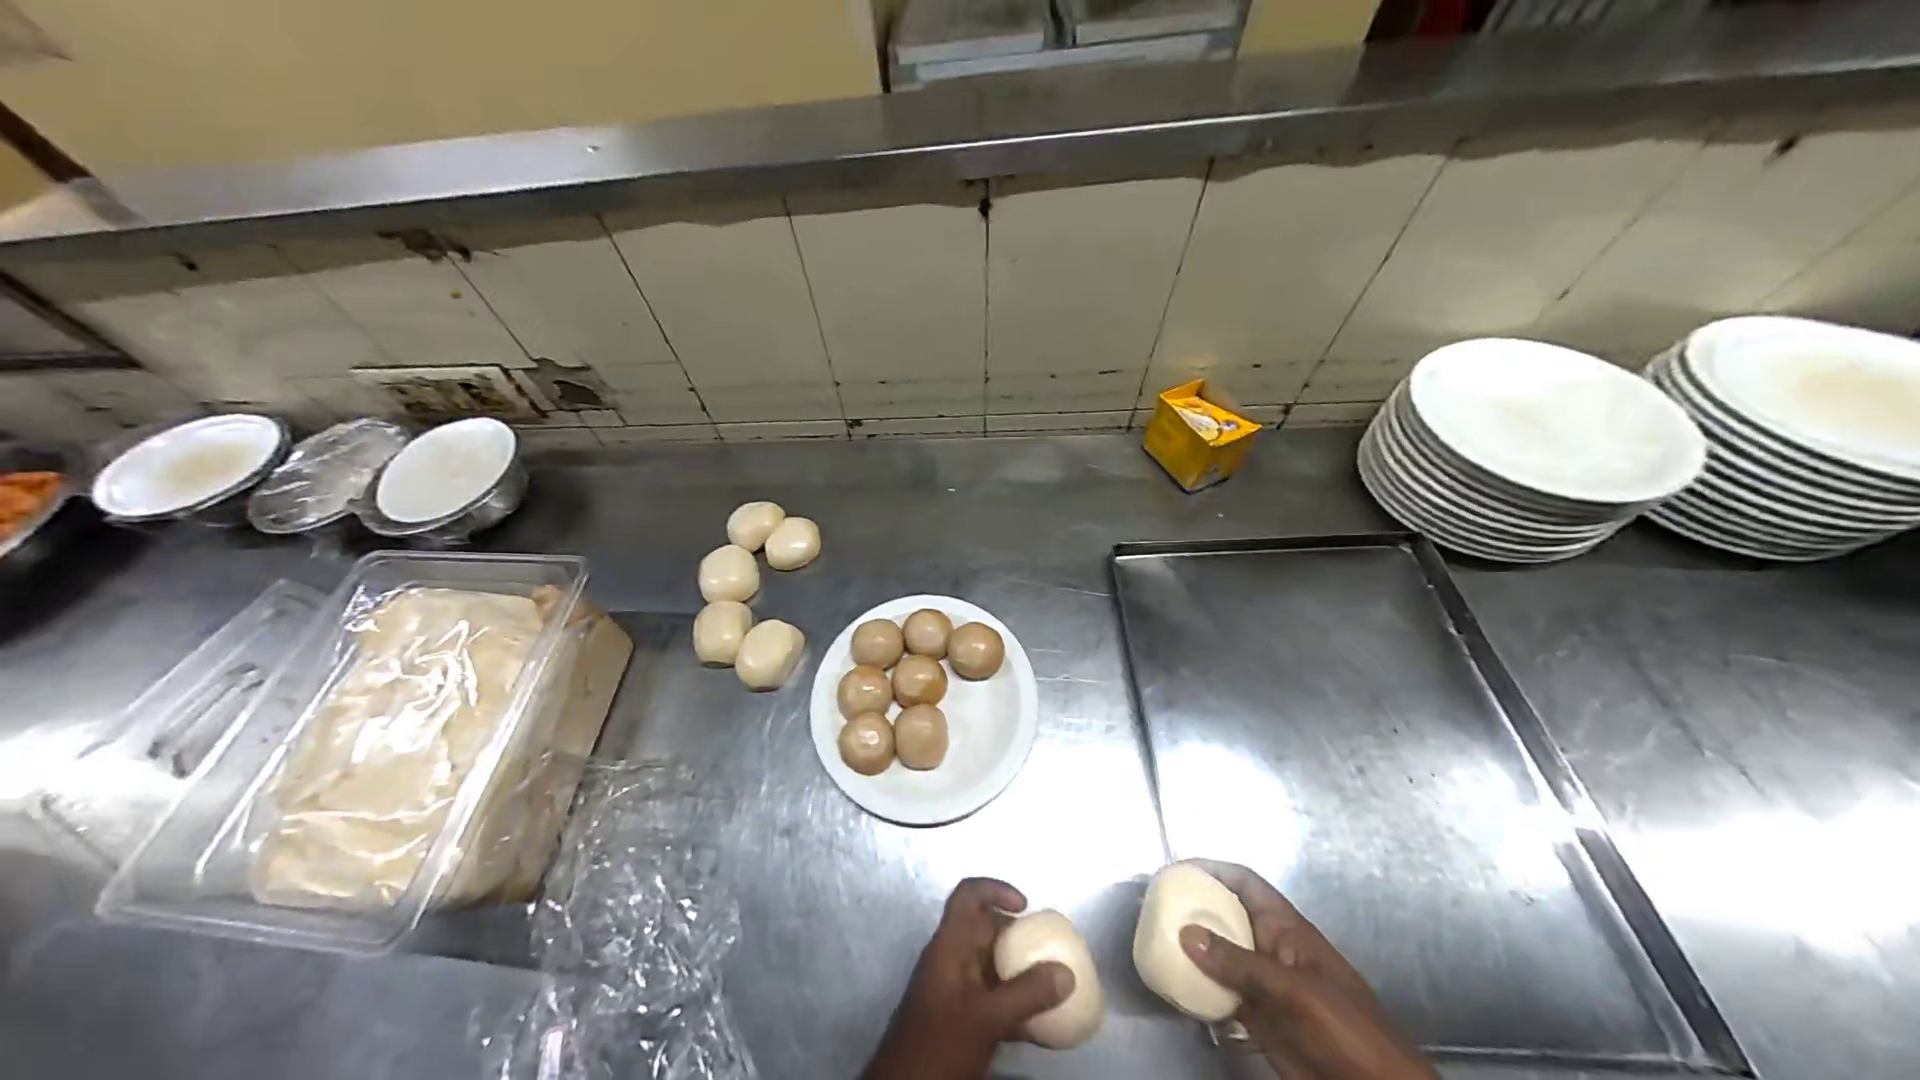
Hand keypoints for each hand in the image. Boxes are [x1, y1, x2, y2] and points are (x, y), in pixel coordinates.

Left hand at [861, 878, 1075, 1079]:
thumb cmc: (939, 1043)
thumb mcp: (987, 1018)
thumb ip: (1027, 994)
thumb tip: (1067, 972)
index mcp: (949, 944)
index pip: (968, 895)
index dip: (996, 889)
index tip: (1026, 908)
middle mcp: (951, 958)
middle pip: (985, 928)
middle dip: (1018, 936)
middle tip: (1051, 952)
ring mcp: (954, 988)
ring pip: (991, 964)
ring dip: (1020, 972)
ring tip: (1053, 986)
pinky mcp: (960, 1016)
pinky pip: (992, 996)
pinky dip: (1015, 1003)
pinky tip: (1042, 1026)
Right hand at [1178, 859, 1436, 1079]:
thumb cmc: (1346, 1029)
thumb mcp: (1294, 991)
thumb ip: (1241, 964)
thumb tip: (1186, 932)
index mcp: (1286, 929)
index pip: (1246, 884)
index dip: (1214, 870)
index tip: (1178, 870)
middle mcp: (1270, 950)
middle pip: (1227, 916)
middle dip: (1194, 908)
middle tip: (1156, 907)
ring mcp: (1264, 985)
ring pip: (1219, 956)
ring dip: (1192, 950)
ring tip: (1156, 943)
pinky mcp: (1259, 1019)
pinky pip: (1220, 994)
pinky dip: (1198, 989)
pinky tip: (1176, 988)